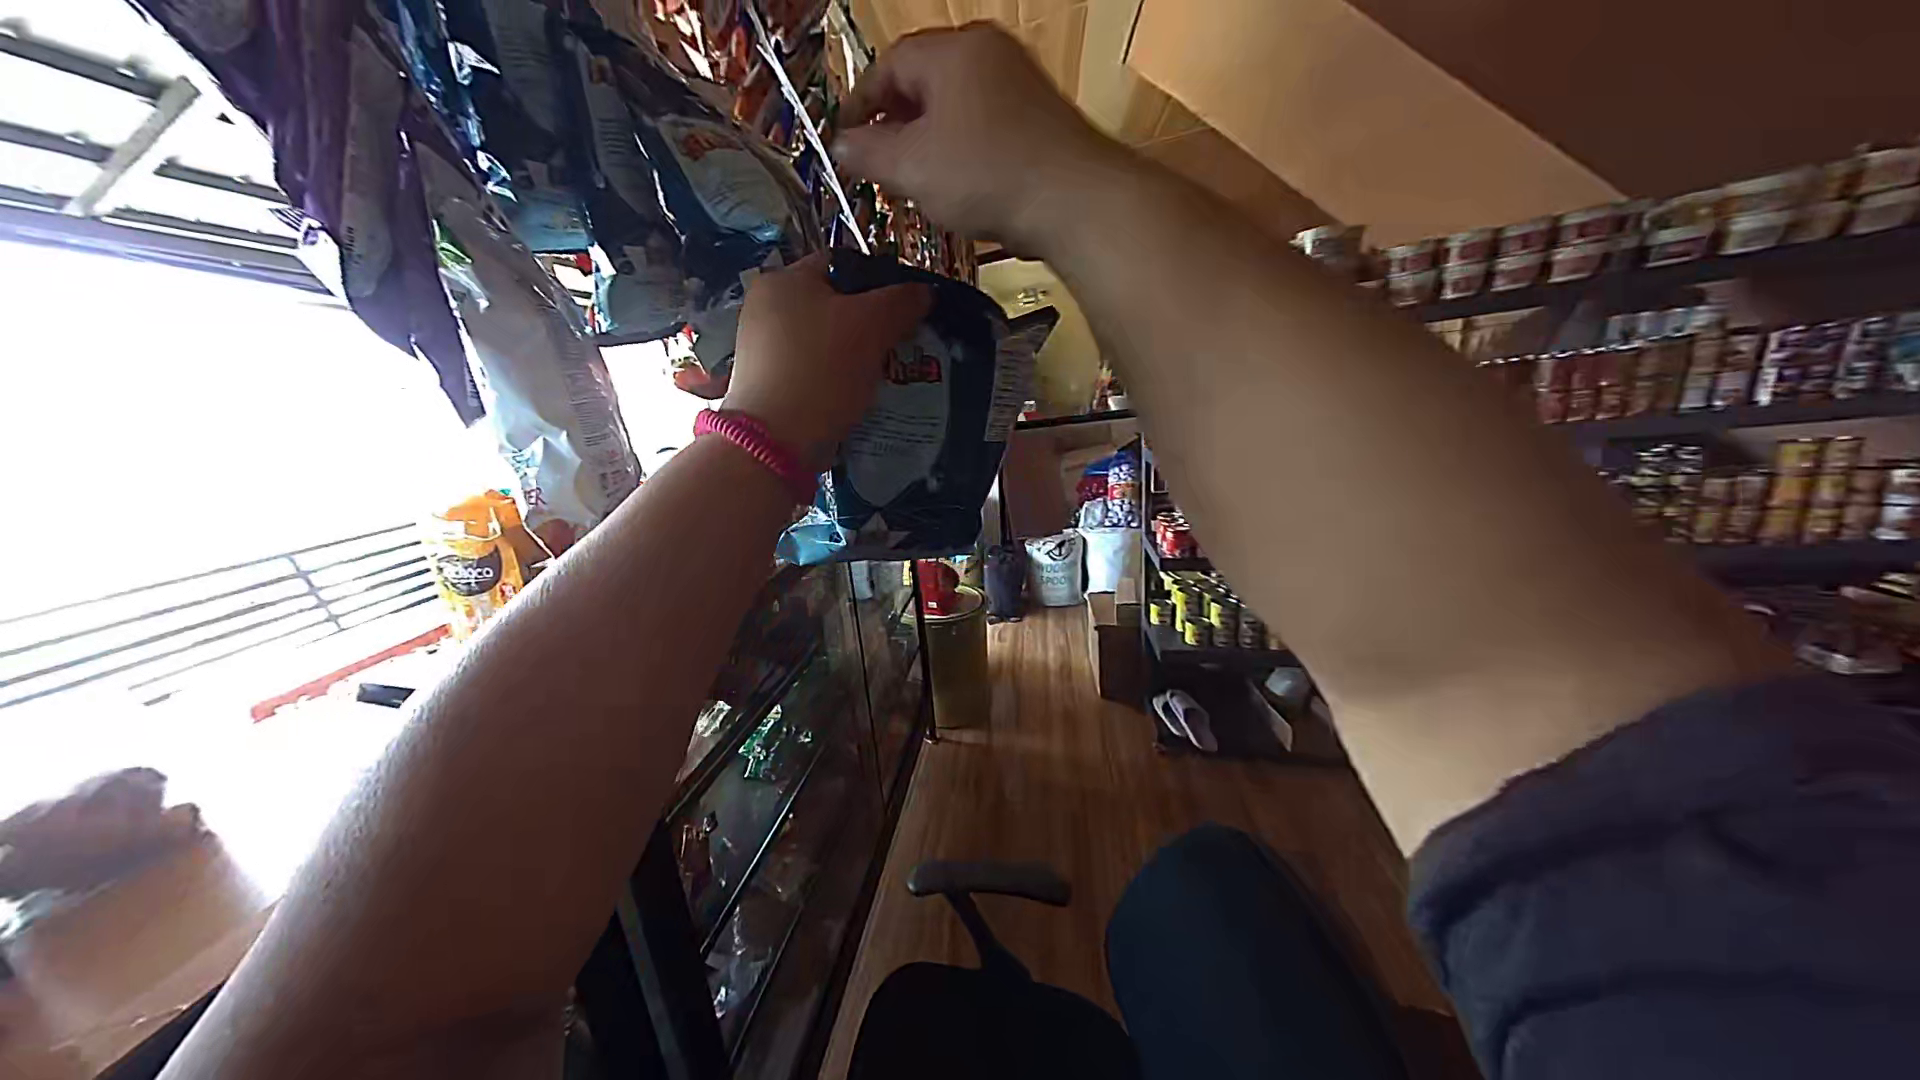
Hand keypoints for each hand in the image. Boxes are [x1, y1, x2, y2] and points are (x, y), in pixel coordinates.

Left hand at [722, 252, 930, 471]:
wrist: (777, 441)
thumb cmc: (823, 370)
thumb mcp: (872, 326)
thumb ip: (902, 301)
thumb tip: (924, 291)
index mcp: (784, 279)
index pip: (842, 263)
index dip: (880, 281)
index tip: (905, 310)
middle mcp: (765, 306)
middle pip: (834, 304)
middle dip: (869, 324)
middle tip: (898, 345)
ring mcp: (762, 348)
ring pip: (825, 341)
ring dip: (855, 355)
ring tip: (882, 374)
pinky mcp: (768, 383)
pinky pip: (813, 370)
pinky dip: (835, 379)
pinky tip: (855, 396)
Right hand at [834, 22, 1123, 252]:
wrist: (1073, 202)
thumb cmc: (987, 176)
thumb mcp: (913, 168)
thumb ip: (869, 153)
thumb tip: (842, 145)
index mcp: (953, 52)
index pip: (889, 65)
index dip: (860, 103)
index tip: (845, 138)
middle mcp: (990, 56)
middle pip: (925, 85)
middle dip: (896, 127)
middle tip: (879, 166)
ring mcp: (1021, 88)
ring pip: (957, 111)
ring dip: (930, 146)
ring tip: (917, 185)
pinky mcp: (1041, 124)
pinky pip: (987, 131)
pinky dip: (963, 155)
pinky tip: (960, 190)